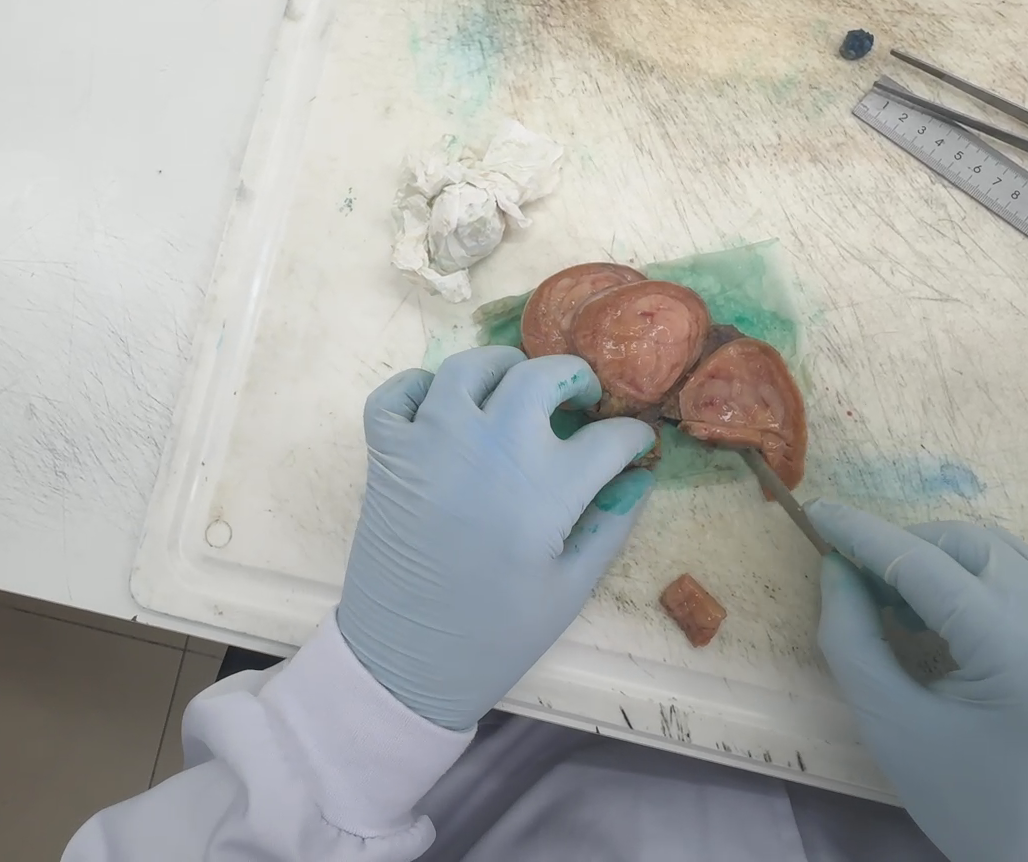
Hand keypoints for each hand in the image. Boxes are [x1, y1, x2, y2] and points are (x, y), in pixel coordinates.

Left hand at [336, 346, 655, 730]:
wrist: (405, 661)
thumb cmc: (496, 633)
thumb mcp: (571, 588)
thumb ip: (610, 523)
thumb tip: (640, 475)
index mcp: (544, 486)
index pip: (607, 438)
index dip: (630, 436)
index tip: (632, 441)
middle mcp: (488, 446)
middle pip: (538, 375)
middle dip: (571, 376)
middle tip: (577, 397)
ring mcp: (430, 441)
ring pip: (468, 366)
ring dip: (500, 368)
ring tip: (513, 388)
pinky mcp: (386, 451)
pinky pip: (396, 393)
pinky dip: (417, 387)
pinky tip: (440, 406)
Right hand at [808, 502, 1027, 861]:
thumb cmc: (974, 811)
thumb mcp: (890, 726)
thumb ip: (850, 636)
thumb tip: (837, 566)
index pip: (926, 564)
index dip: (864, 533)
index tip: (817, 511)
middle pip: (971, 546)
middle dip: (908, 550)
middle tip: (869, 587)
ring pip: (1009, 556)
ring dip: (949, 564)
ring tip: (917, 611)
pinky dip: (991, 586)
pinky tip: (970, 630)